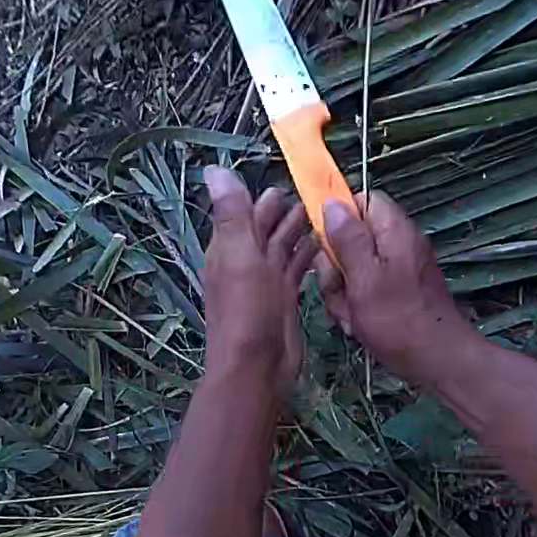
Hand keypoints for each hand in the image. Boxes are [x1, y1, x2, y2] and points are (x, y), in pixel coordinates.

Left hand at [202, 167, 319, 398]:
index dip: (263, 198)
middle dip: (285, 212)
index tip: (289, 179)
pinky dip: (307, 256)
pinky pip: (296, 270)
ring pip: (283, 249)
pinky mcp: (285, 300)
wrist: (256, 367)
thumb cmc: (246, 311)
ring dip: (299, 232)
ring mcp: (266, 284)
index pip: (245, 214)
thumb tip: (214, 169)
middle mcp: (247, 263)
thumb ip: (232, 214)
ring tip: (322, 214)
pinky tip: (322, 246)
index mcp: (230, 250)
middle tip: (312, 194)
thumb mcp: (238, 256)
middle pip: (266, 230)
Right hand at [314, 193, 485, 387]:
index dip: (338, 218)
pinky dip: (356, 308)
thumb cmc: (399, 320)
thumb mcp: (364, 277)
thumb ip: (348, 238)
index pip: (361, 200)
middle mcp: (398, 245)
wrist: (438, 360)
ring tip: (351, 315)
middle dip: (336, 266)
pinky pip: (365, 290)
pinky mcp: (396, 293)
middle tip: (341, 291)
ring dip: (343, 293)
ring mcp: (398, 271)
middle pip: (352, 238)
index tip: (325, 245)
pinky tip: (358, 325)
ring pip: (353, 269)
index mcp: (394, 231)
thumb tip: (331, 203)